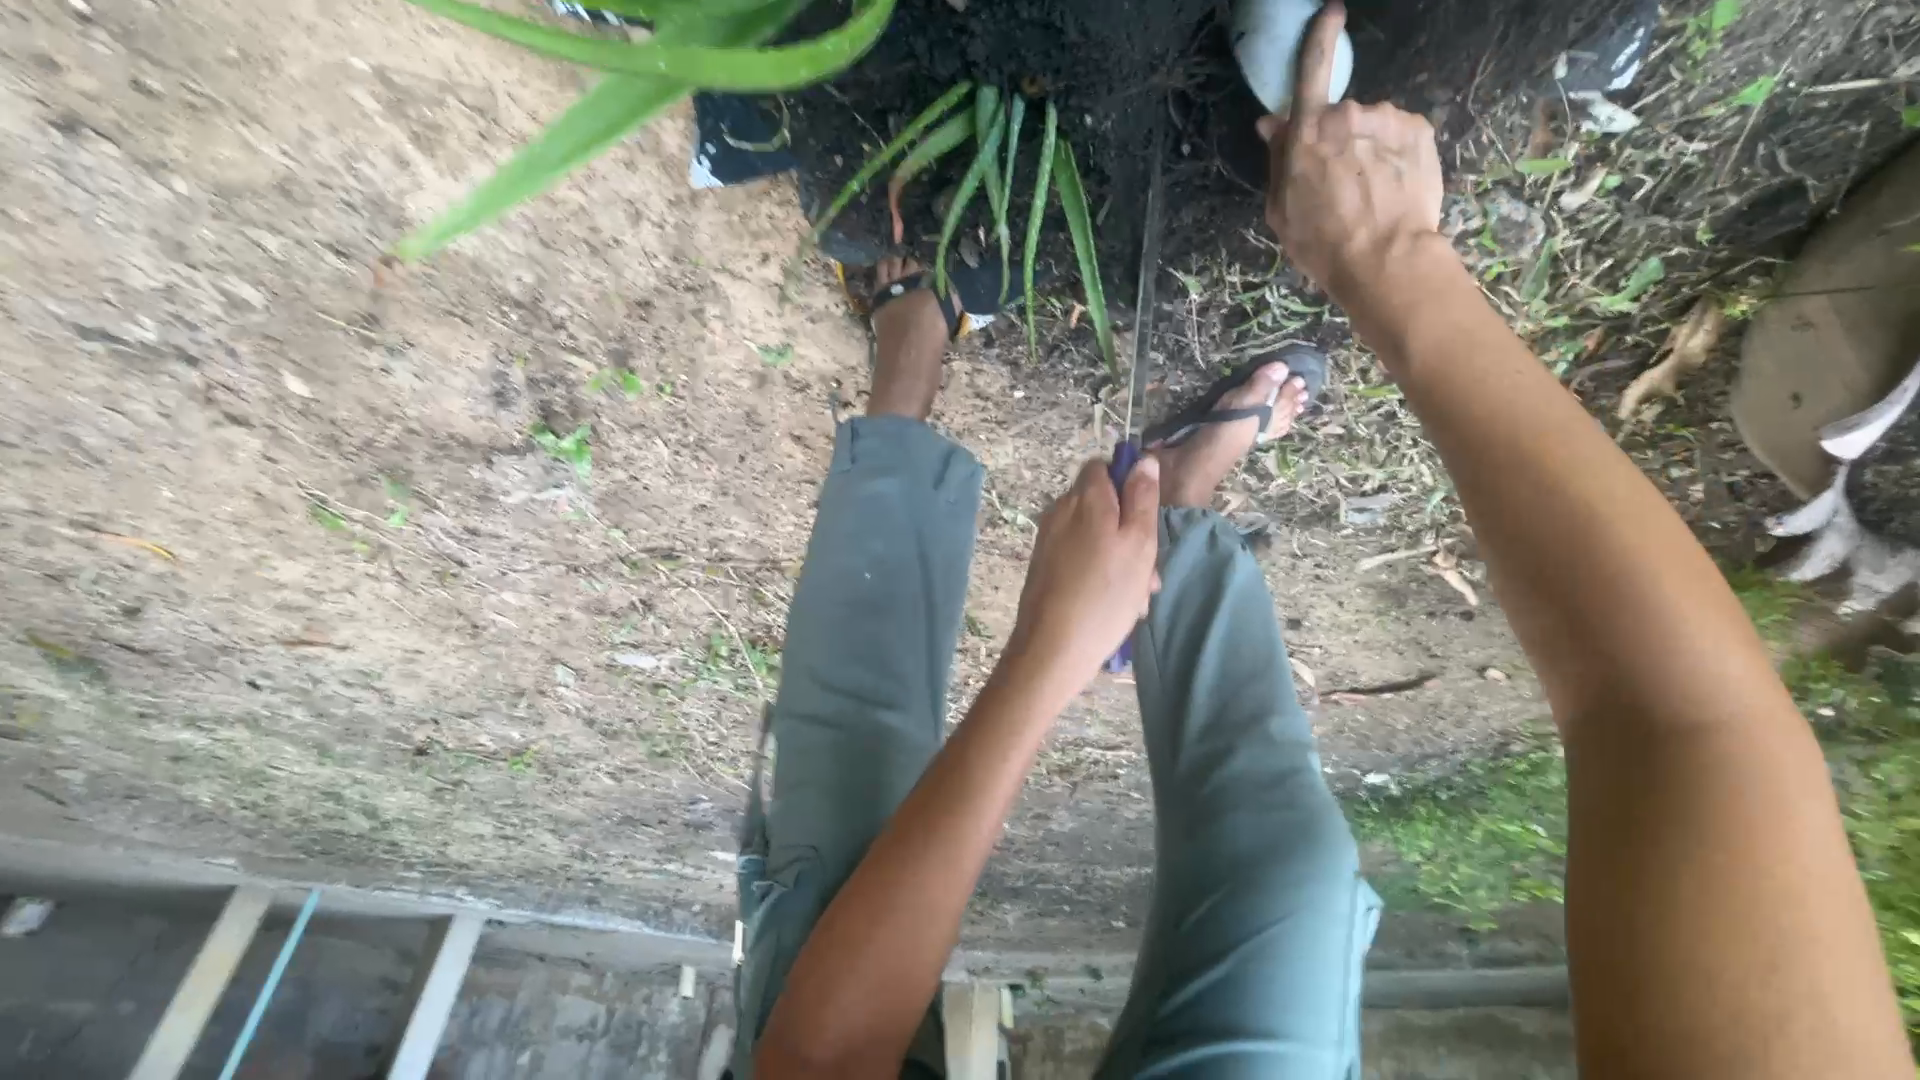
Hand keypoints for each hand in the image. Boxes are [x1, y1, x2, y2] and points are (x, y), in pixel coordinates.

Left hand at [1004, 457, 1160, 693]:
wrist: (1052, 647)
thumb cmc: (1105, 594)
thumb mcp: (1139, 542)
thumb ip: (1142, 497)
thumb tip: (1143, 459)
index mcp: (1083, 498)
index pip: (1102, 467)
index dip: (1127, 484)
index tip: (1145, 516)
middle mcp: (1060, 511)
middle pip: (1101, 504)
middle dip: (1130, 530)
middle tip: (1149, 570)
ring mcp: (1049, 540)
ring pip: (1095, 535)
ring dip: (1120, 558)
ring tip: (1137, 596)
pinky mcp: (1045, 567)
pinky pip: (1080, 557)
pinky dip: (1100, 573)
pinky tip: (1115, 605)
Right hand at [1256, 2, 1444, 300]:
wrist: (1384, 258)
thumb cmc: (1321, 241)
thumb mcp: (1281, 209)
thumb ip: (1278, 160)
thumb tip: (1273, 124)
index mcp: (1309, 132)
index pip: (1312, 71)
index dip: (1320, 38)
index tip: (1332, 12)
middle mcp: (1349, 113)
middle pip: (1340, 117)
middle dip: (1338, 140)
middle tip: (1338, 184)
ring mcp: (1389, 118)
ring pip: (1371, 127)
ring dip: (1368, 149)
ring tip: (1369, 193)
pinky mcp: (1420, 130)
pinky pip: (1399, 135)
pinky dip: (1393, 154)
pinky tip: (1391, 186)